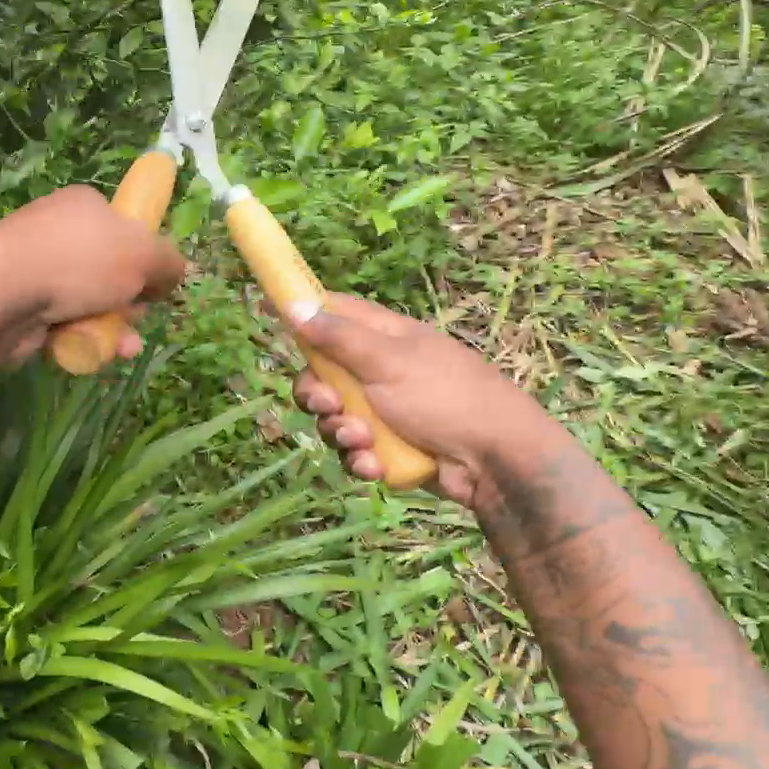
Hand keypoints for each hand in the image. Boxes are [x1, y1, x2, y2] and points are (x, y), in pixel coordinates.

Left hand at [0, 185, 186, 363]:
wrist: (1, 292)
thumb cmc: (79, 261)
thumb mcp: (144, 255)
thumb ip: (168, 263)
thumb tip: (172, 275)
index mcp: (83, 205)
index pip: (122, 227)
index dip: (142, 256)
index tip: (152, 282)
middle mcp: (57, 232)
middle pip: (108, 271)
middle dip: (129, 301)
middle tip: (135, 315)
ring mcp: (35, 269)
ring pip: (88, 303)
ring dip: (111, 327)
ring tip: (122, 348)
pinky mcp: (19, 305)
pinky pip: (62, 325)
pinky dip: (79, 340)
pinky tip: (94, 353)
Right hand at [285, 294, 567, 507]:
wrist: (499, 464)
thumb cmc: (446, 397)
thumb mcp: (387, 360)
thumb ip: (337, 336)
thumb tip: (293, 304)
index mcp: (383, 338)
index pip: (333, 313)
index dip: (302, 313)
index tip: (270, 315)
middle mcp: (379, 370)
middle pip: (321, 374)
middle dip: (317, 395)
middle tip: (328, 406)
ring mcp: (384, 410)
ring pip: (333, 417)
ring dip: (339, 432)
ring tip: (362, 442)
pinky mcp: (389, 446)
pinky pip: (353, 449)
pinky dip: (360, 458)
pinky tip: (375, 465)